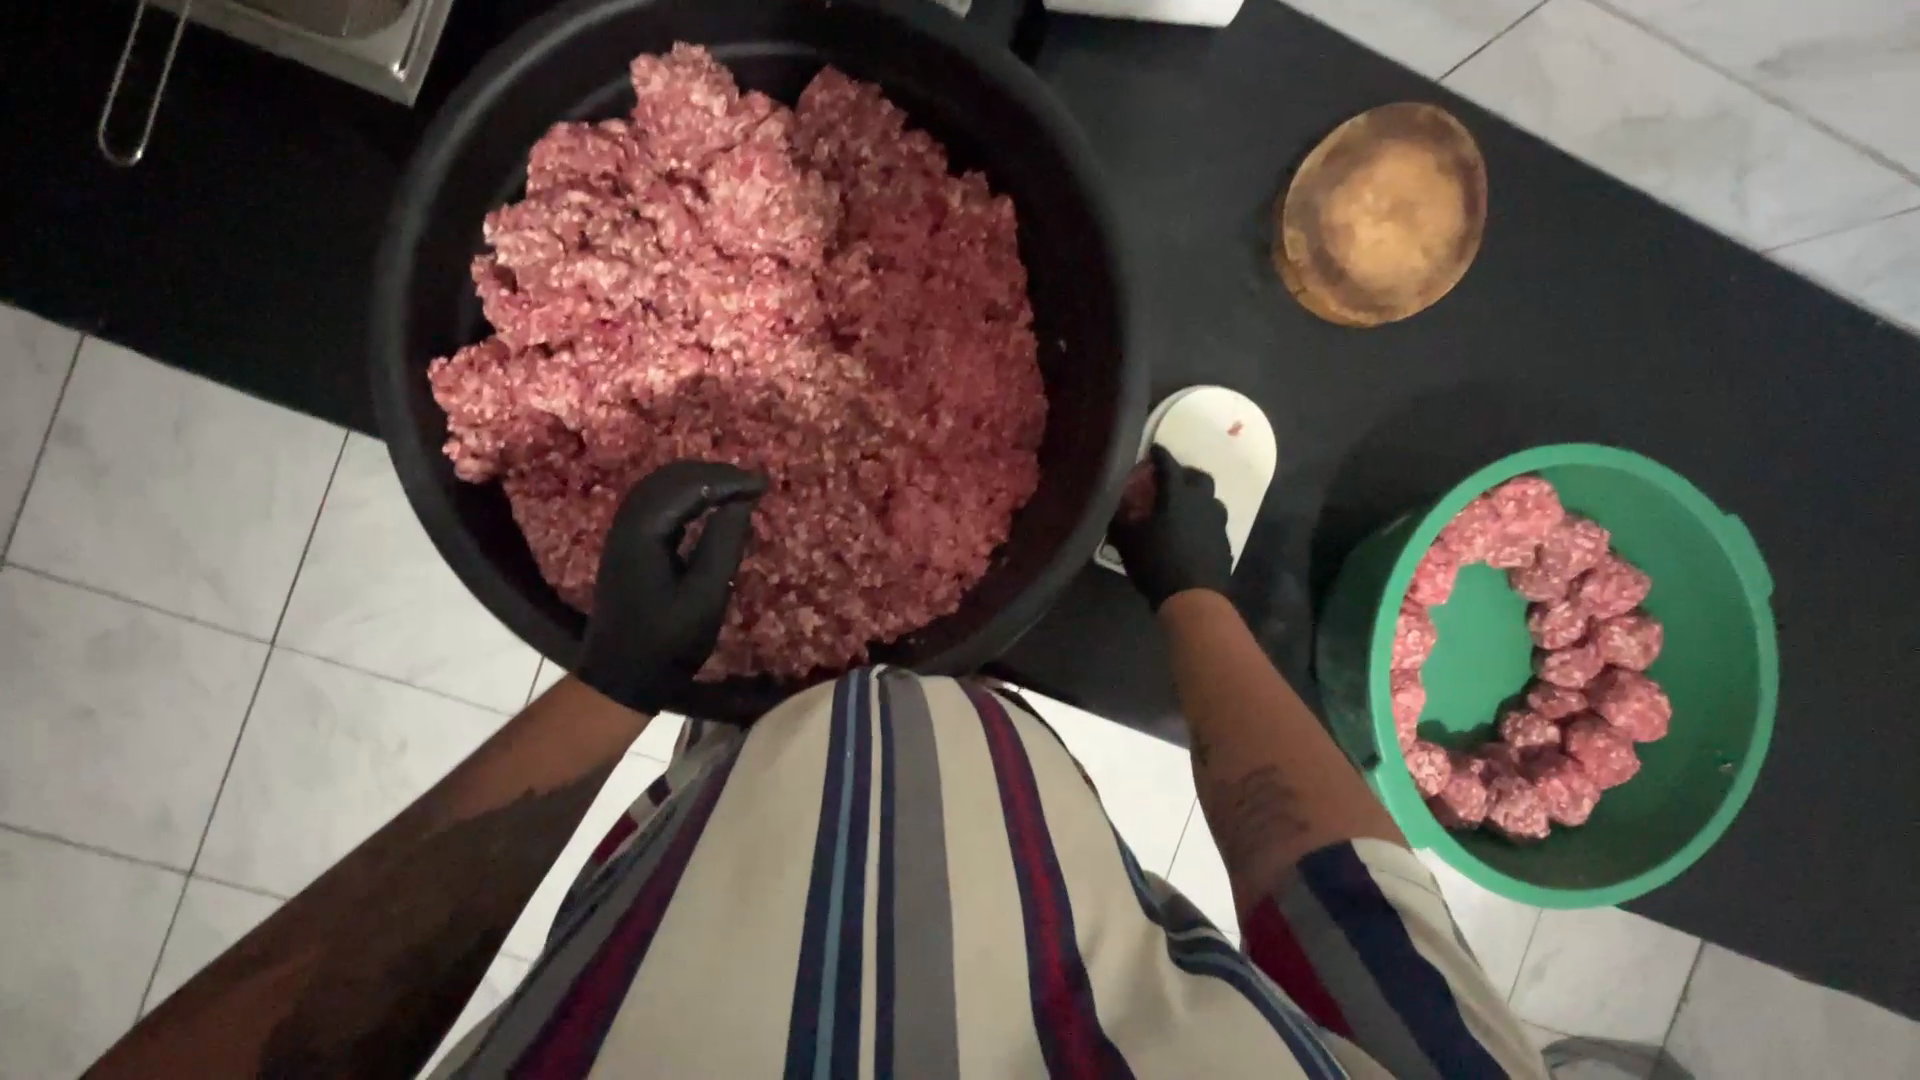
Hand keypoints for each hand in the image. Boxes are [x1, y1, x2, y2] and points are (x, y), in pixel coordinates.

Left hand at [576, 461, 767, 713]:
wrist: (622, 676)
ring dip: (701, 481)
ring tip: (737, 489)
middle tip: (754, 484)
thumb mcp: (706, 595)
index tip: (764, 484)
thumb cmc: (669, 641)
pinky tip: (710, 506)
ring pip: (662, 486)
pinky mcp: (628, 544)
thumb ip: (724, 544)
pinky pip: (657, 502)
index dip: (729, 480)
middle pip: (672, 478)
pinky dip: (687, 496)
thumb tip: (742, 502)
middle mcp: (627, 522)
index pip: (689, 486)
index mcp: (643, 532)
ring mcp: (623, 532)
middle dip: (715, 474)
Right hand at [1109, 444, 1231, 609]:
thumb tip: (1114, 506)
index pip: (1169, 465)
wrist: (1193, 598)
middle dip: (1185, 474)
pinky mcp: (1225, 543)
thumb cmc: (1156, 563)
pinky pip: (1214, 523)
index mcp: (1177, 496)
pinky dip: (1203, 522)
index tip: (1154, 448)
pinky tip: (1193, 534)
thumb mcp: (1127, 542)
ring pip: (1211, 500)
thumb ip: (1119, 519)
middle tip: (1172, 480)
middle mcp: (1202, 503)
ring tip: (1184, 508)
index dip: (1160, 455)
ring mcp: (1218, 523)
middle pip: (1199, 477)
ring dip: (1198, 499)